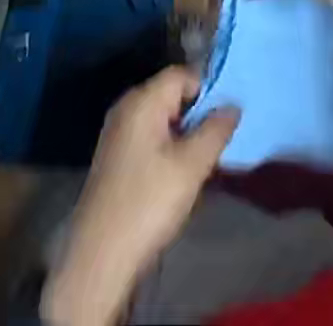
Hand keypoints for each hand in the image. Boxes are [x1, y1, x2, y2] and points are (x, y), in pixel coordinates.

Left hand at [43, 67, 237, 325]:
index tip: (226, 117)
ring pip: (163, 118)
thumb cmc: (148, 203)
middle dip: (198, 113)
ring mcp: (117, 133)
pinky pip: (150, 136)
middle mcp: (126, 108)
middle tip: (218, 141)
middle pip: (172, 94)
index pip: (182, 74)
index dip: (208, 90)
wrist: (99, 258)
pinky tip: (180, 174)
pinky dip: (169, 147)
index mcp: (142, 101)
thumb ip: (216, 129)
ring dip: (186, 133)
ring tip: (203, 160)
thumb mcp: (192, 165)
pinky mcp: (116, 157)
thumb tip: (233, 105)